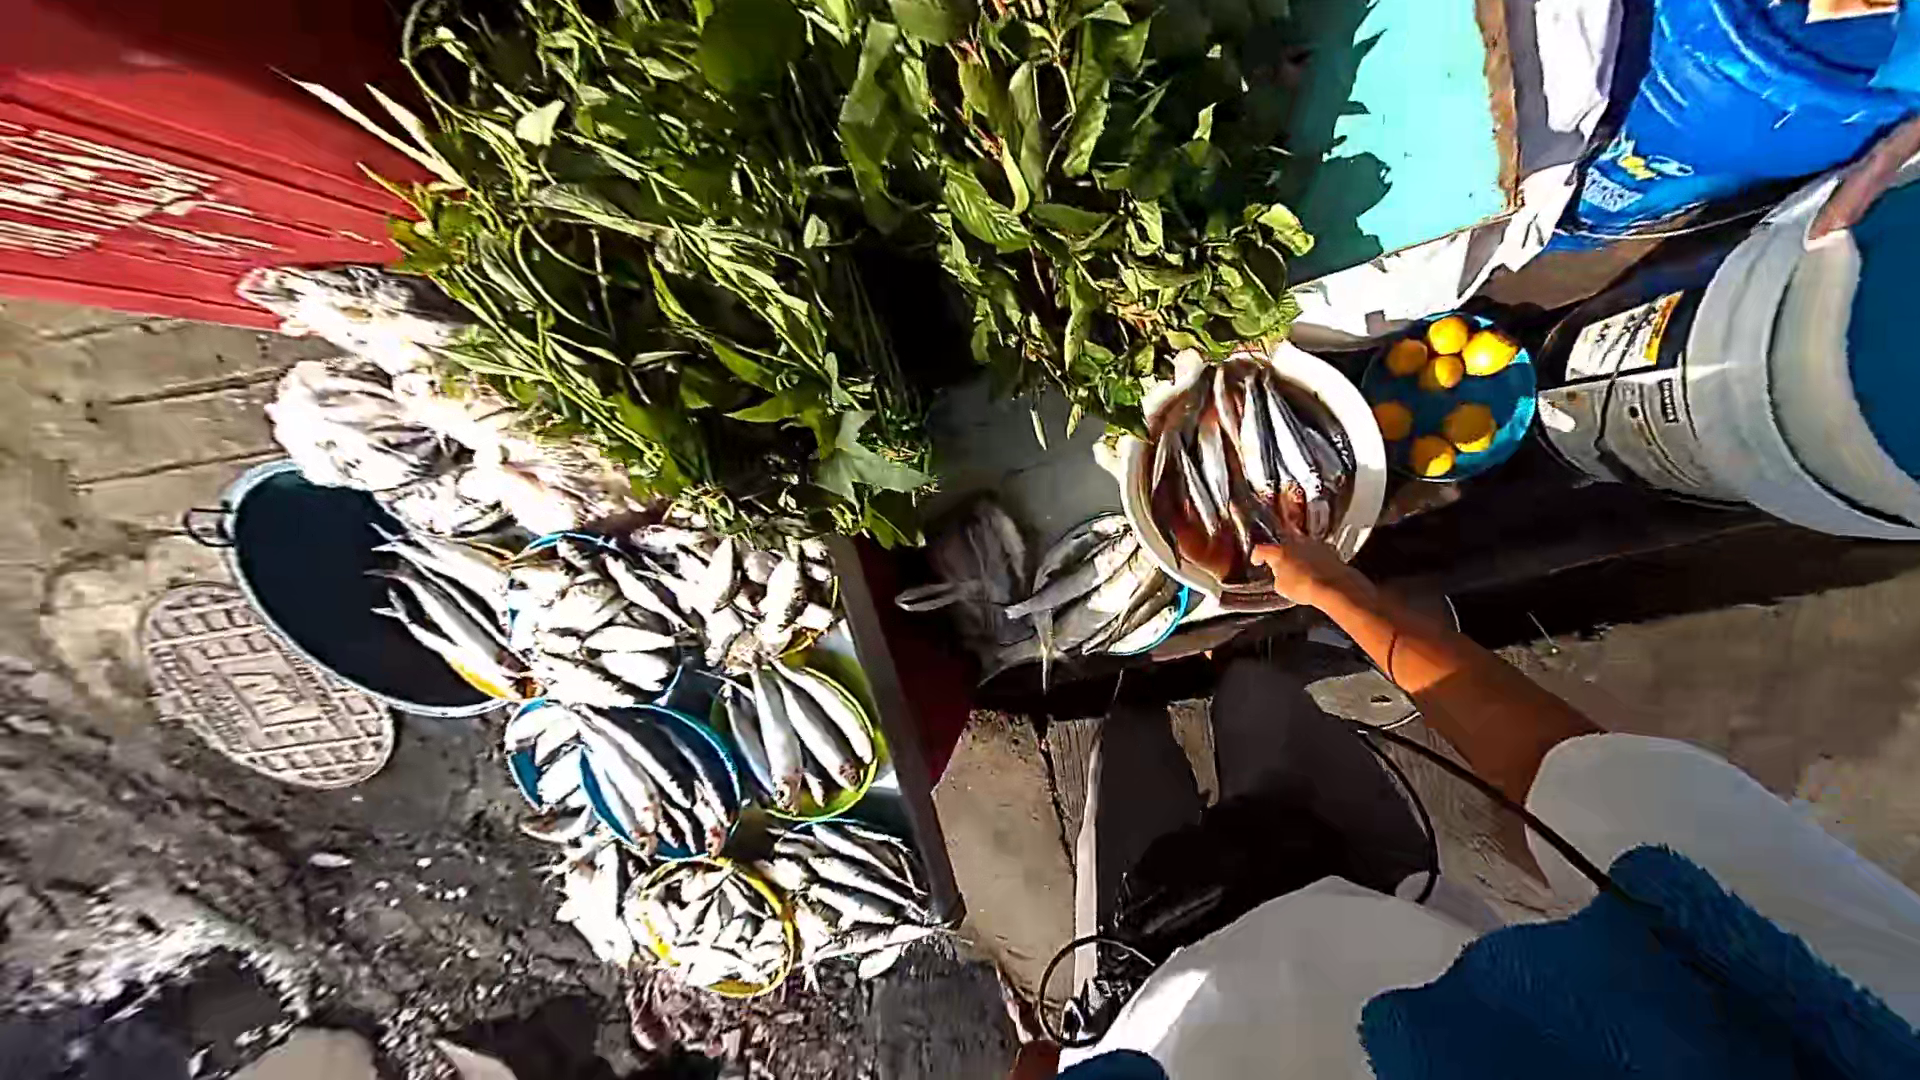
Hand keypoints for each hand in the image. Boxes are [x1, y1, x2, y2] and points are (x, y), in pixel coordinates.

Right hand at [1250, 535, 1364, 608]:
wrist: (1335, 587)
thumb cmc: (1303, 587)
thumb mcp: (1281, 587)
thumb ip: (1277, 577)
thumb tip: (1281, 575)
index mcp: (1277, 551)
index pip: (1261, 550)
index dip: (1257, 556)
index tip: (1256, 561)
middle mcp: (1294, 543)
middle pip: (1282, 547)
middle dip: (1280, 555)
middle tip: (1279, 566)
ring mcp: (1312, 544)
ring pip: (1299, 548)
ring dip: (1297, 556)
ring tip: (1297, 568)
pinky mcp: (1329, 550)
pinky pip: (1315, 553)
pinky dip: (1312, 559)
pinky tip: (1313, 570)